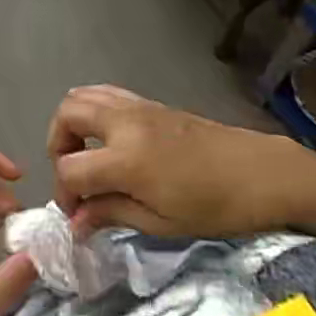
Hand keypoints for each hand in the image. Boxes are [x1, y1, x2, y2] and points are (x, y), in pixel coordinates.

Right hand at [48, 85, 315, 237]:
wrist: (258, 172)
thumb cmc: (213, 206)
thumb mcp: (161, 222)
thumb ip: (111, 213)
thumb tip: (76, 221)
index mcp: (126, 158)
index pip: (70, 168)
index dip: (63, 194)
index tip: (76, 215)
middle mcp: (125, 122)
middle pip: (67, 113)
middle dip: (57, 145)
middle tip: (74, 176)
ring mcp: (138, 106)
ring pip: (84, 94)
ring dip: (73, 123)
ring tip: (86, 155)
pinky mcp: (151, 102)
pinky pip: (107, 93)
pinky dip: (93, 109)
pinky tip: (107, 139)